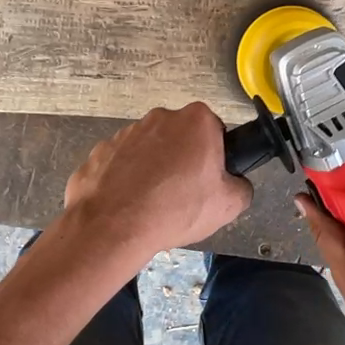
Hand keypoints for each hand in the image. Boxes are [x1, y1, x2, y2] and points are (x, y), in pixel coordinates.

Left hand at [62, 102, 253, 258]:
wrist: (114, 227)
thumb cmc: (176, 209)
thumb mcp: (229, 205)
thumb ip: (242, 187)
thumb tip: (236, 184)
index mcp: (196, 120)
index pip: (215, 131)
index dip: (213, 157)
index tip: (207, 179)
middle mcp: (161, 117)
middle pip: (181, 137)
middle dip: (183, 160)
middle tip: (183, 194)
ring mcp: (127, 131)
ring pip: (150, 149)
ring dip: (153, 169)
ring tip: (153, 203)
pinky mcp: (102, 150)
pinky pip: (122, 163)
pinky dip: (126, 178)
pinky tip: (129, 203)